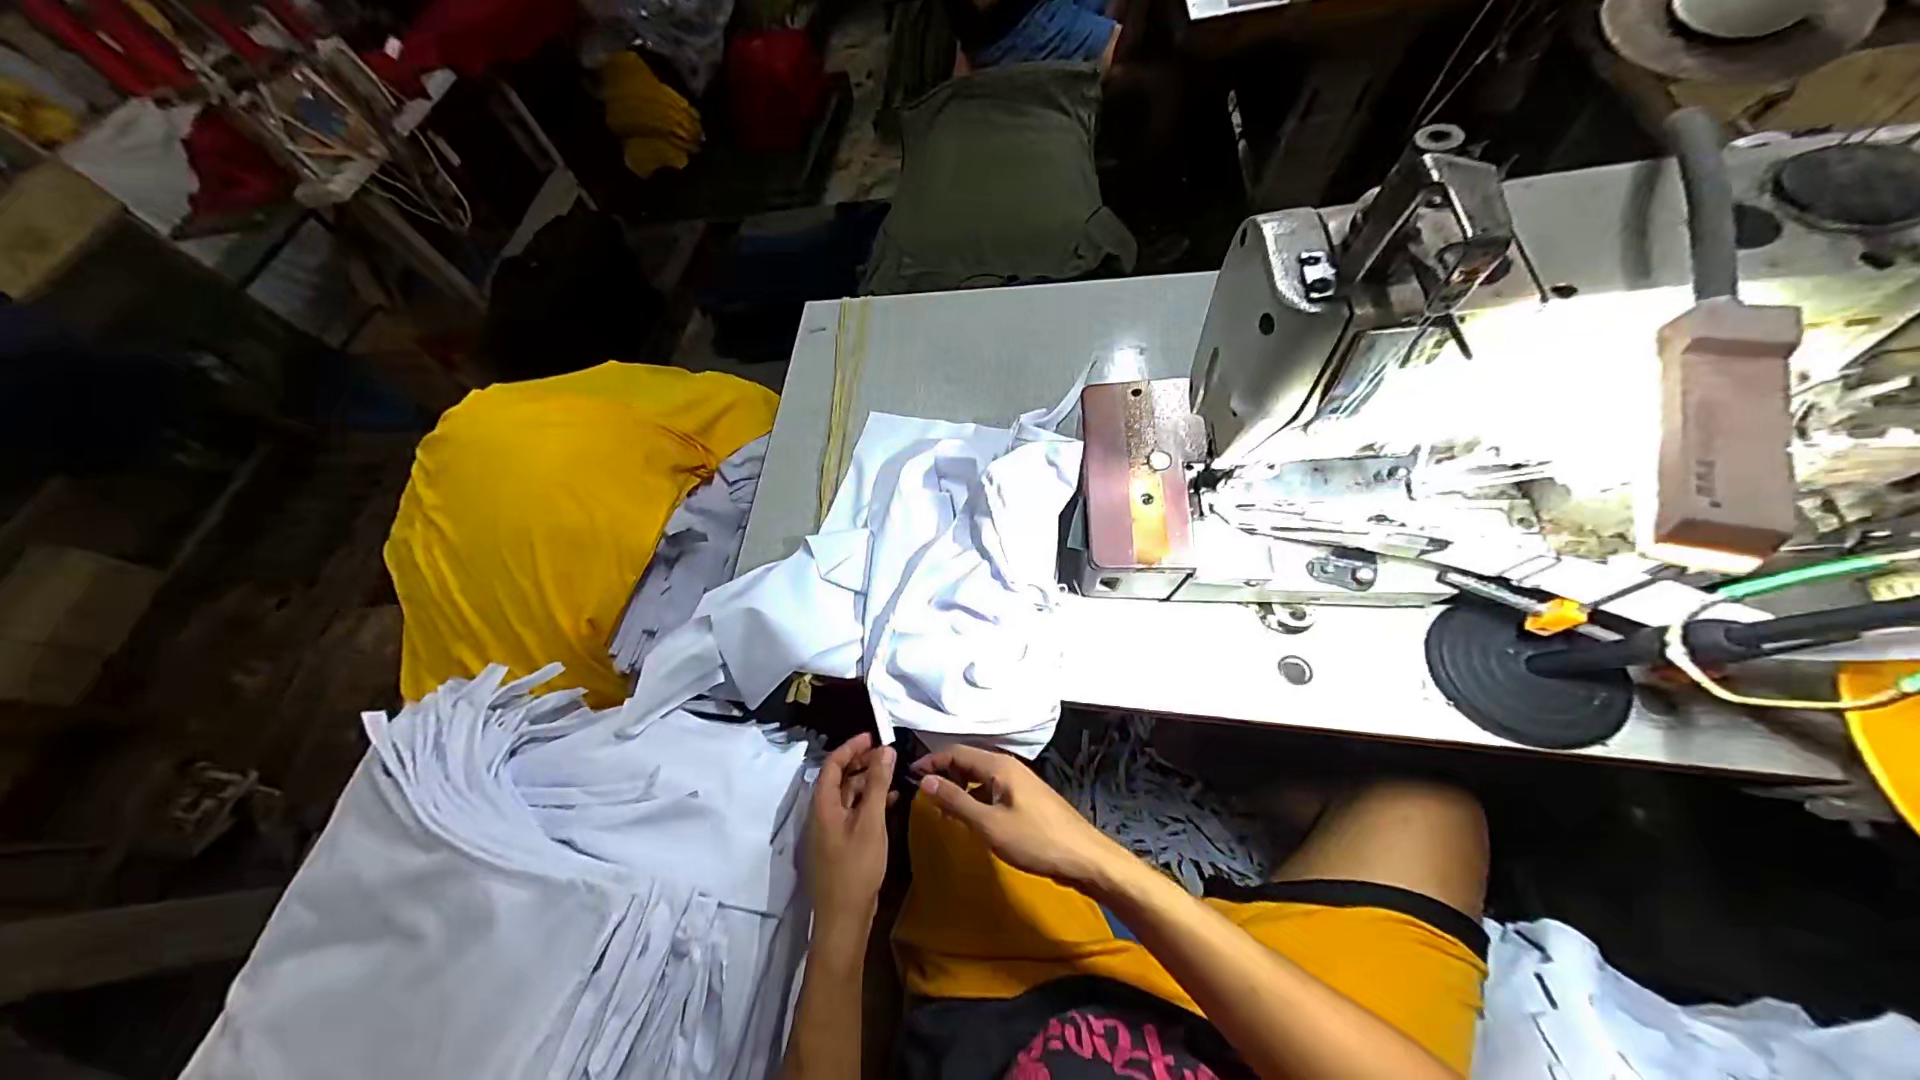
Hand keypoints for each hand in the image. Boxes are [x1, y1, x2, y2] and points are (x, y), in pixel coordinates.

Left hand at [805, 733, 896, 941]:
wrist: (845, 917)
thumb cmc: (856, 867)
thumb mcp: (871, 821)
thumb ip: (878, 784)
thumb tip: (885, 751)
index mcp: (823, 805)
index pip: (832, 764)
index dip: (851, 747)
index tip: (873, 737)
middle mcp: (822, 813)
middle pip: (839, 778)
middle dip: (862, 762)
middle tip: (887, 754)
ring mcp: (830, 830)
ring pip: (848, 795)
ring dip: (869, 781)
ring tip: (893, 774)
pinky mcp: (841, 843)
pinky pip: (854, 812)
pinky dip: (870, 802)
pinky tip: (891, 800)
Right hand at [910, 744, 1130, 890]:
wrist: (1084, 858)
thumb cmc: (1035, 840)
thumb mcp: (988, 824)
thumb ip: (955, 801)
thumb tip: (925, 781)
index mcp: (999, 765)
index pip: (956, 752)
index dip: (931, 761)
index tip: (909, 775)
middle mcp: (1009, 767)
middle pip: (969, 760)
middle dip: (944, 773)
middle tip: (924, 795)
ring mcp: (1021, 782)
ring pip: (981, 775)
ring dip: (960, 786)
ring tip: (943, 808)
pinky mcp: (1027, 799)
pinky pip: (993, 789)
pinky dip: (976, 797)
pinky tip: (971, 817)